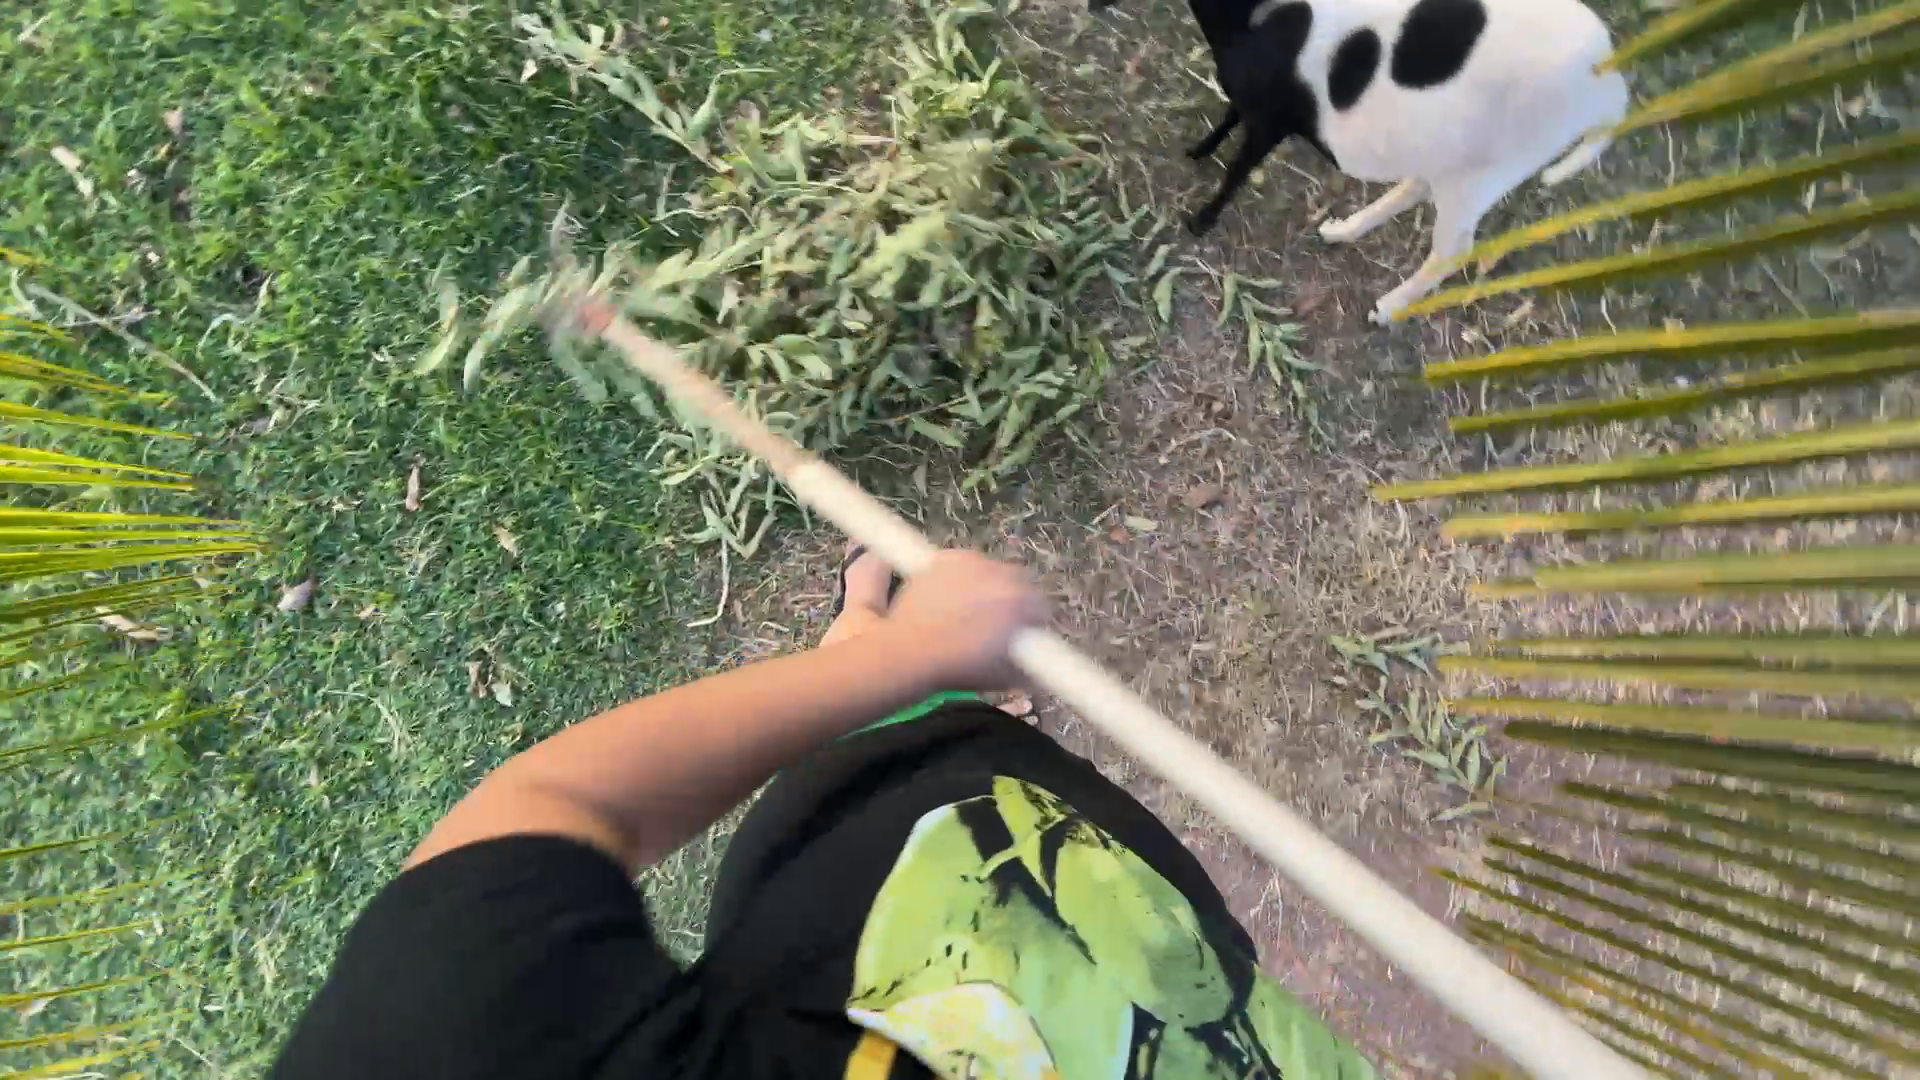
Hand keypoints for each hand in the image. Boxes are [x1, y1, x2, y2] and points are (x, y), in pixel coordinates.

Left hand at [884, 550, 1047, 691]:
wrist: (911, 651)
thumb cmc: (960, 667)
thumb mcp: (1005, 676)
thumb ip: (1031, 668)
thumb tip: (1040, 665)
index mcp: (1023, 601)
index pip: (1041, 606)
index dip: (1032, 621)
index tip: (1021, 634)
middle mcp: (1003, 574)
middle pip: (1018, 582)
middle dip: (1010, 599)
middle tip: (994, 623)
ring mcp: (973, 562)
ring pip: (991, 570)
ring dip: (987, 585)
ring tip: (968, 611)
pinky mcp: (948, 558)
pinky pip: (964, 563)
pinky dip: (962, 576)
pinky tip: (950, 598)